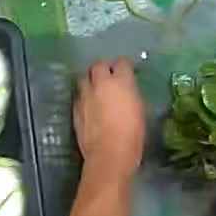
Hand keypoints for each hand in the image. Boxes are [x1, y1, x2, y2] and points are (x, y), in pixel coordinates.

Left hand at [73, 58, 143, 182]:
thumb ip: (131, 93)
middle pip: (98, 65)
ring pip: (84, 77)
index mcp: (121, 81)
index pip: (122, 62)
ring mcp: (85, 95)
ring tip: (96, 88)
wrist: (110, 153)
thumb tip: (127, 90)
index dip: (124, 66)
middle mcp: (101, 83)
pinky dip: (84, 96)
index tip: (127, 71)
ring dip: (91, 80)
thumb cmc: (133, 133)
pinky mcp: (75, 108)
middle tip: (109, 77)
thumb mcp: (140, 108)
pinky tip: (89, 105)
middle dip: (104, 68)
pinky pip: (79, 95)